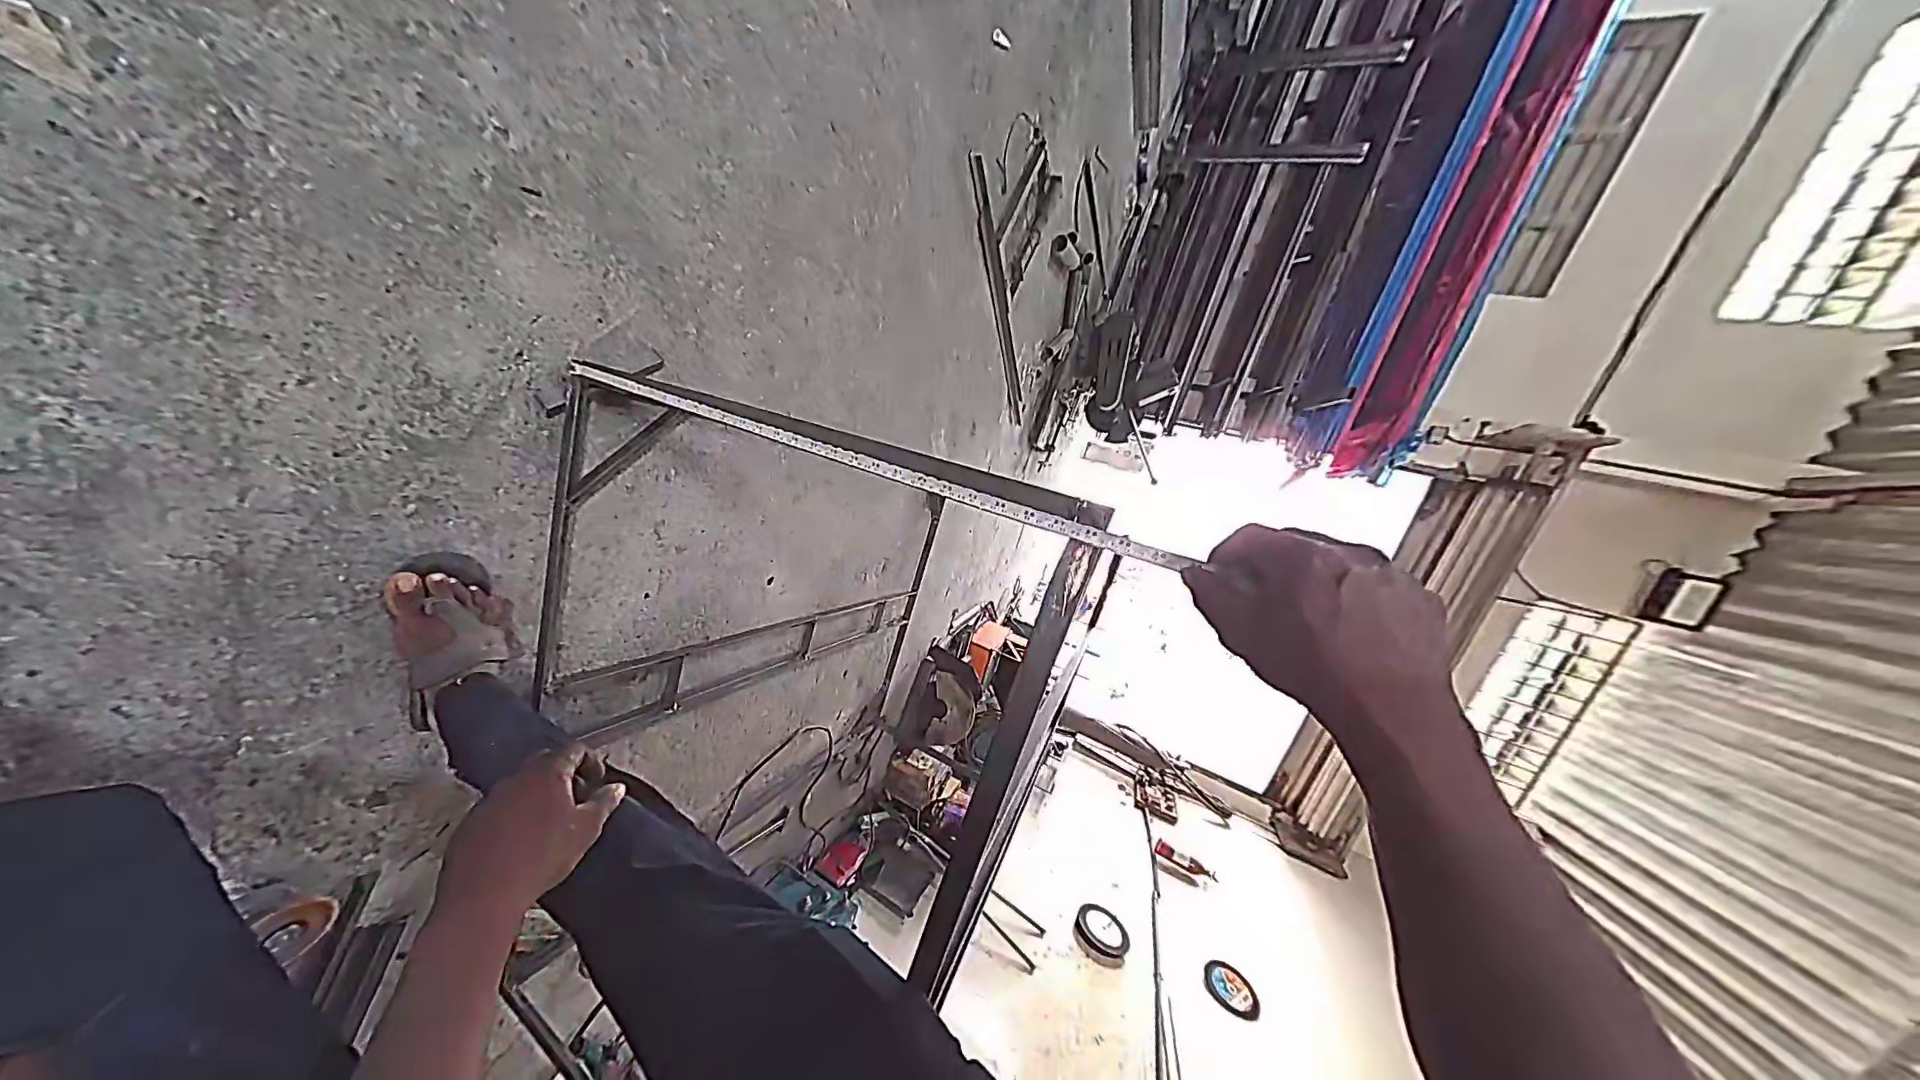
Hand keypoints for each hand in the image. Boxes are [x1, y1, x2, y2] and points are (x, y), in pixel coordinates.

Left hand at [435, 744, 624, 922]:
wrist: (484, 895)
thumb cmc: (542, 857)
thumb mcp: (586, 830)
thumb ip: (604, 803)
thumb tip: (616, 788)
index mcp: (548, 773)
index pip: (574, 751)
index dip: (591, 762)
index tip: (597, 781)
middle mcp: (516, 779)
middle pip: (545, 763)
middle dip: (563, 776)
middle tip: (576, 800)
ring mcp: (489, 800)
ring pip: (520, 787)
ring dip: (536, 797)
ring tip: (549, 824)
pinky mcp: (470, 823)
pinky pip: (498, 809)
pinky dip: (513, 816)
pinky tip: (521, 841)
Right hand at [1182, 525, 1455, 752]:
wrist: (1390, 708)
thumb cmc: (1323, 672)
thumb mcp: (1243, 634)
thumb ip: (1213, 596)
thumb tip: (1200, 577)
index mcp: (1298, 557)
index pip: (1248, 536)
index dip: (1225, 555)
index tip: (1219, 570)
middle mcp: (1345, 555)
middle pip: (1293, 547)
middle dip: (1271, 570)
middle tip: (1259, 601)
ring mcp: (1384, 574)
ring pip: (1335, 566)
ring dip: (1316, 586)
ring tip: (1306, 627)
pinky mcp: (1413, 597)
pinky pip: (1373, 588)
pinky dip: (1356, 603)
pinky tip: (1345, 635)